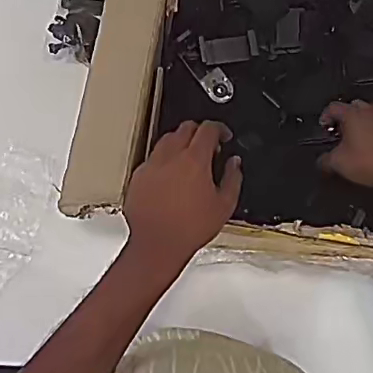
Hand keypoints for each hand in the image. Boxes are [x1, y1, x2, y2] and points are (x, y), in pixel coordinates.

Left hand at [124, 121, 242, 268]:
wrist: (156, 245)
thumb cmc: (188, 229)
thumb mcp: (225, 205)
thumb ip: (233, 178)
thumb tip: (234, 164)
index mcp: (194, 160)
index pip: (208, 129)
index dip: (219, 129)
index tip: (224, 135)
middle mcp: (170, 158)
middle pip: (185, 128)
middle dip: (200, 131)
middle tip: (209, 144)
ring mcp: (151, 166)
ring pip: (166, 139)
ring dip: (180, 142)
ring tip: (190, 158)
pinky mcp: (138, 177)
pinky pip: (153, 158)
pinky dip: (164, 159)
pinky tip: (171, 175)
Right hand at [318, 100, 372, 194]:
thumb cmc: (372, 163)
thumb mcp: (338, 163)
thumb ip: (325, 159)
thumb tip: (322, 161)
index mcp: (353, 115)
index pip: (333, 107)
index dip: (325, 116)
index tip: (324, 126)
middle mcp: (370, 114)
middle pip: (353, 106)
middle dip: (344, 117)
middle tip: (339, 131)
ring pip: (369, 116)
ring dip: (361, 125)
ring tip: (355, 141)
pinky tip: (372, 149)